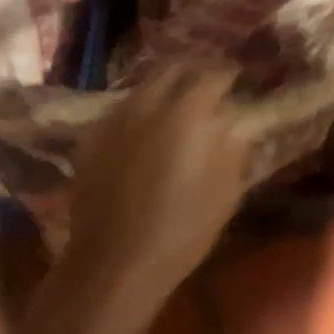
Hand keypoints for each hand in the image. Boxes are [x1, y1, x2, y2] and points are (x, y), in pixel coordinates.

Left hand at [66, 64, 250, 293]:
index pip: (213, 74)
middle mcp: (147, 103)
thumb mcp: (225, 193)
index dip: (230, 73)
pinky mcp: (92, 136)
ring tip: (180, 101)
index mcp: (186, 113)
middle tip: (210, 81)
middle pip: (173, 67)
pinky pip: (122, 108)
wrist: (112, 265)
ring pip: (144, 85)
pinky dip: (140, 108)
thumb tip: (235, 121)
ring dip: (166, 86)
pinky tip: (147, 128)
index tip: (241, 78)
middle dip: (195, 69)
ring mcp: (115, 117)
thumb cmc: (180, 233)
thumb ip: (233, 147)